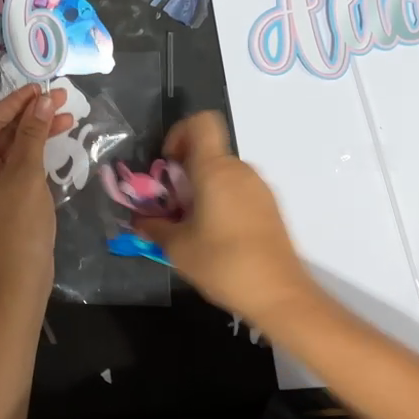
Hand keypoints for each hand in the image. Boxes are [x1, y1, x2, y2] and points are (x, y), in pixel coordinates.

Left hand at [0, 86, 74, 302]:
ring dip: (37, 129)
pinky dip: (36, 148)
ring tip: (67, 113)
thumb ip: (33, 134)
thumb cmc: (18, 226)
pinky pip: (16, 161)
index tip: (41, 88)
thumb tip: (43, 100)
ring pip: (11, 144)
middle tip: (60, 97)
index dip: (16, 102)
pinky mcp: (1, 193)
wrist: (21, 279)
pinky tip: (58, 134)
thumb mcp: (26, 174)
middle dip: (30, 113)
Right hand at [135, 111, 317, 325]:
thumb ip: (153, 227)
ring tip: (192, 224)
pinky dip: (222, 200)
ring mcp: (259, 188)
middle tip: (171, 204)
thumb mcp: (177, 248)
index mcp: (215, 170)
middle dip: (184, 170)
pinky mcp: (270, 206)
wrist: (280, 295)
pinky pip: (239, 189)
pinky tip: (216, 235)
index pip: (201, 122)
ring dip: (203, 187)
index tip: (168, 164)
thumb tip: (138, 220)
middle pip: (208, 151)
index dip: (179, 133)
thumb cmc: (224, 264)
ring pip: (223, 172)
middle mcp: (239, 170)